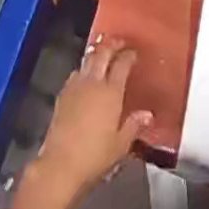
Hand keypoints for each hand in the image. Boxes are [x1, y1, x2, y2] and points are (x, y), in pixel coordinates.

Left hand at [35, 38, 150, 194]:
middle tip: (120, 43)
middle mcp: (93, 83)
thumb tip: (147, 115)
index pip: (122, 64)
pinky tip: (85, 76)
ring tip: (103, 54)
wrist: (60, 165)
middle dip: (112, 45)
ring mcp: (75, 87)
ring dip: (96, 54)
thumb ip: (134, 125)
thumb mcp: (121, 144)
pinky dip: (83, 69)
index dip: (129, 55)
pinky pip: (75, 74)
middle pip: (102, 54)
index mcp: (111, 92)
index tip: (134, 54)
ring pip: (87, 60)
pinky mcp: (62, 96)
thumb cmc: (95, 155)